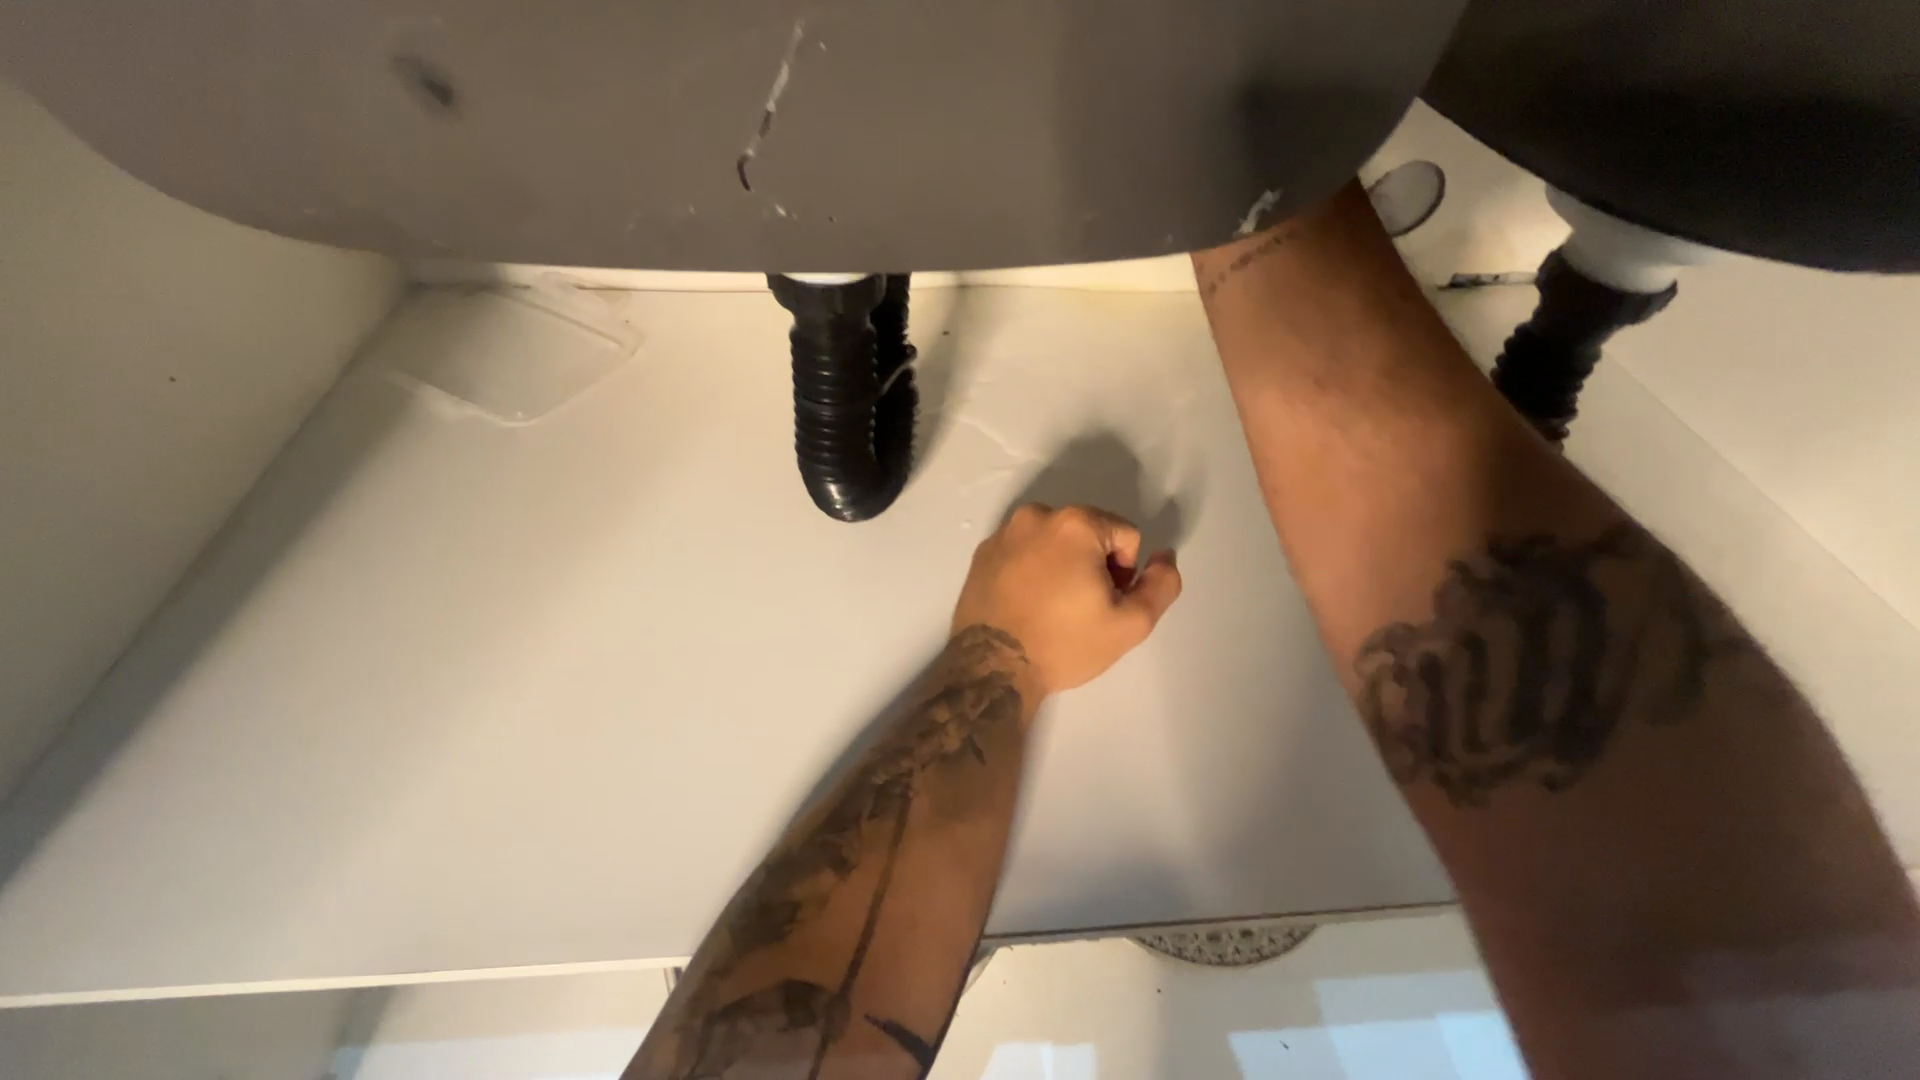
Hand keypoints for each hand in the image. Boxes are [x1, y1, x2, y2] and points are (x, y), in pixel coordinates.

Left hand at [952, 504, 1182, 696]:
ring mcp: (1003, 533)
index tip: (1106, 603)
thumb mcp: (1130, 623)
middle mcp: (1036, 516)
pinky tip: (1027, 605)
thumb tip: (1164, 556)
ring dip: (1062, 565)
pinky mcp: (981, 553)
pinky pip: (1023, 551)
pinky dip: (1031, 570)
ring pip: (1054, 541)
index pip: (1125, 536)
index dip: (1126, 572)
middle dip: (1094, 564)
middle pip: (1088, 533)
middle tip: (1082, 608)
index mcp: (1075, 523)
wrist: (992, 666)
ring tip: (1053, 608)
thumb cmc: (1064, 643)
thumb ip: (1161, 584)